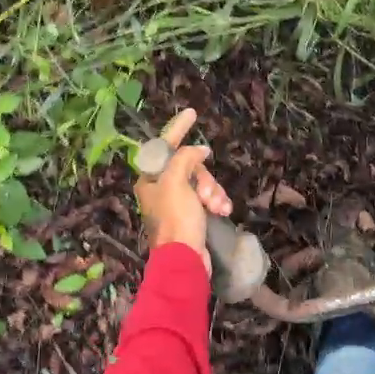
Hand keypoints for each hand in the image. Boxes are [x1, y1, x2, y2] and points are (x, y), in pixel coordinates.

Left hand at [133, 109, 232, 273]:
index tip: (192, 113)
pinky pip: (208, 198)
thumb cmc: (176, 218)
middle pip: (189, 166)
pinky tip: (224, 211)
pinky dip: (217, 202)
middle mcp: (161, 189)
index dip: (178, 128)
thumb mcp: (177, 181)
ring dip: (213, 191)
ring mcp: (177, 203)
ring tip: (217, 206)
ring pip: (201, 182)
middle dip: (204, 177)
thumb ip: (185, 158)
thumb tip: (200, 150)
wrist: (185, 261)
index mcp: (150, 179)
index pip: (164, 145)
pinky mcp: (191, 217)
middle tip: (208, 194)